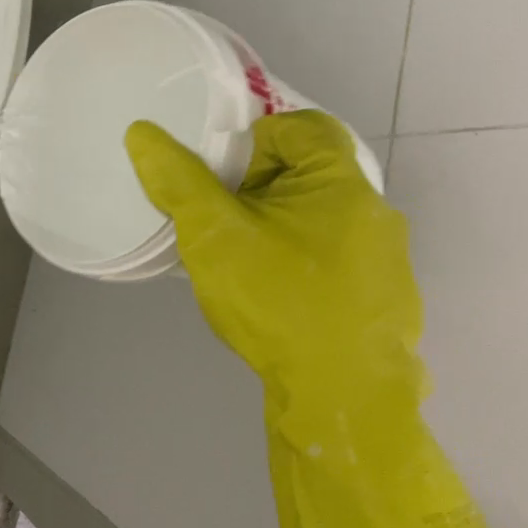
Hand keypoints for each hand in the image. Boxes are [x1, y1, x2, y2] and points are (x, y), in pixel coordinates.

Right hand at [124, 109, 418, 400]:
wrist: (342, 400)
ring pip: (320, 218)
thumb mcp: (212, 235)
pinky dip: (298, 260)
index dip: (259, 135)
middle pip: (310, 172)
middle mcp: (376, 216)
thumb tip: (142, 133)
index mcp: (342, 187)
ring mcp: (385, 263)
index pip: (306, 127)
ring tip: (237, 254)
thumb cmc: (278, 301)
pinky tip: (269, 293)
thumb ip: (177, 180)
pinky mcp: (383, 302)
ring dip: (277, 223)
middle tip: (217, 211)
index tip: (222, 169)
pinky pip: (333, 259)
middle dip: (258, 184)